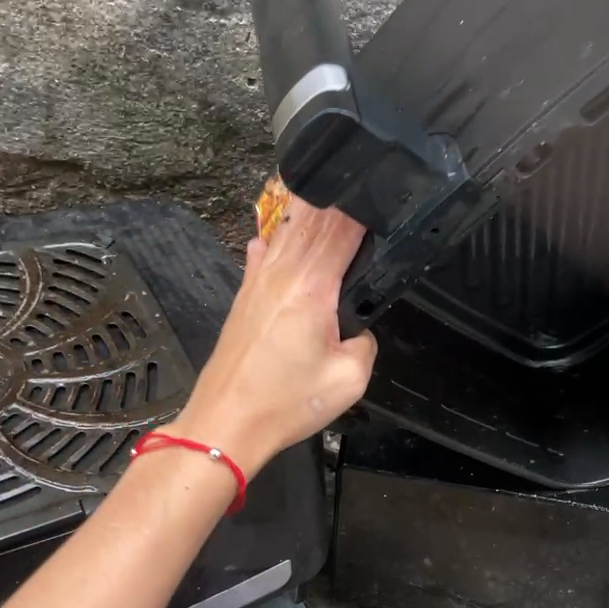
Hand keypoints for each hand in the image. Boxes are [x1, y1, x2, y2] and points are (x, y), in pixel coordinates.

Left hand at [164, 197, 376, 473]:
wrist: (228, 422)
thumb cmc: (282, 404)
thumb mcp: (350, 379)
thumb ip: (365, 342)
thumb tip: (357, 329)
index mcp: (312, 288)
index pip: (343, 227)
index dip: (364, 205)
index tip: (380, 194)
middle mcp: (282, 275)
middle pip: (313, 218)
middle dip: (340, 197)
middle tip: (359, 184)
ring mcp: (258, 282)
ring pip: (287, 228)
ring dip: (309, 209)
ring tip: (328, 190)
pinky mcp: (245, 297)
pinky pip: (263, 251)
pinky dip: (277, 235)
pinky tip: (279, 230)